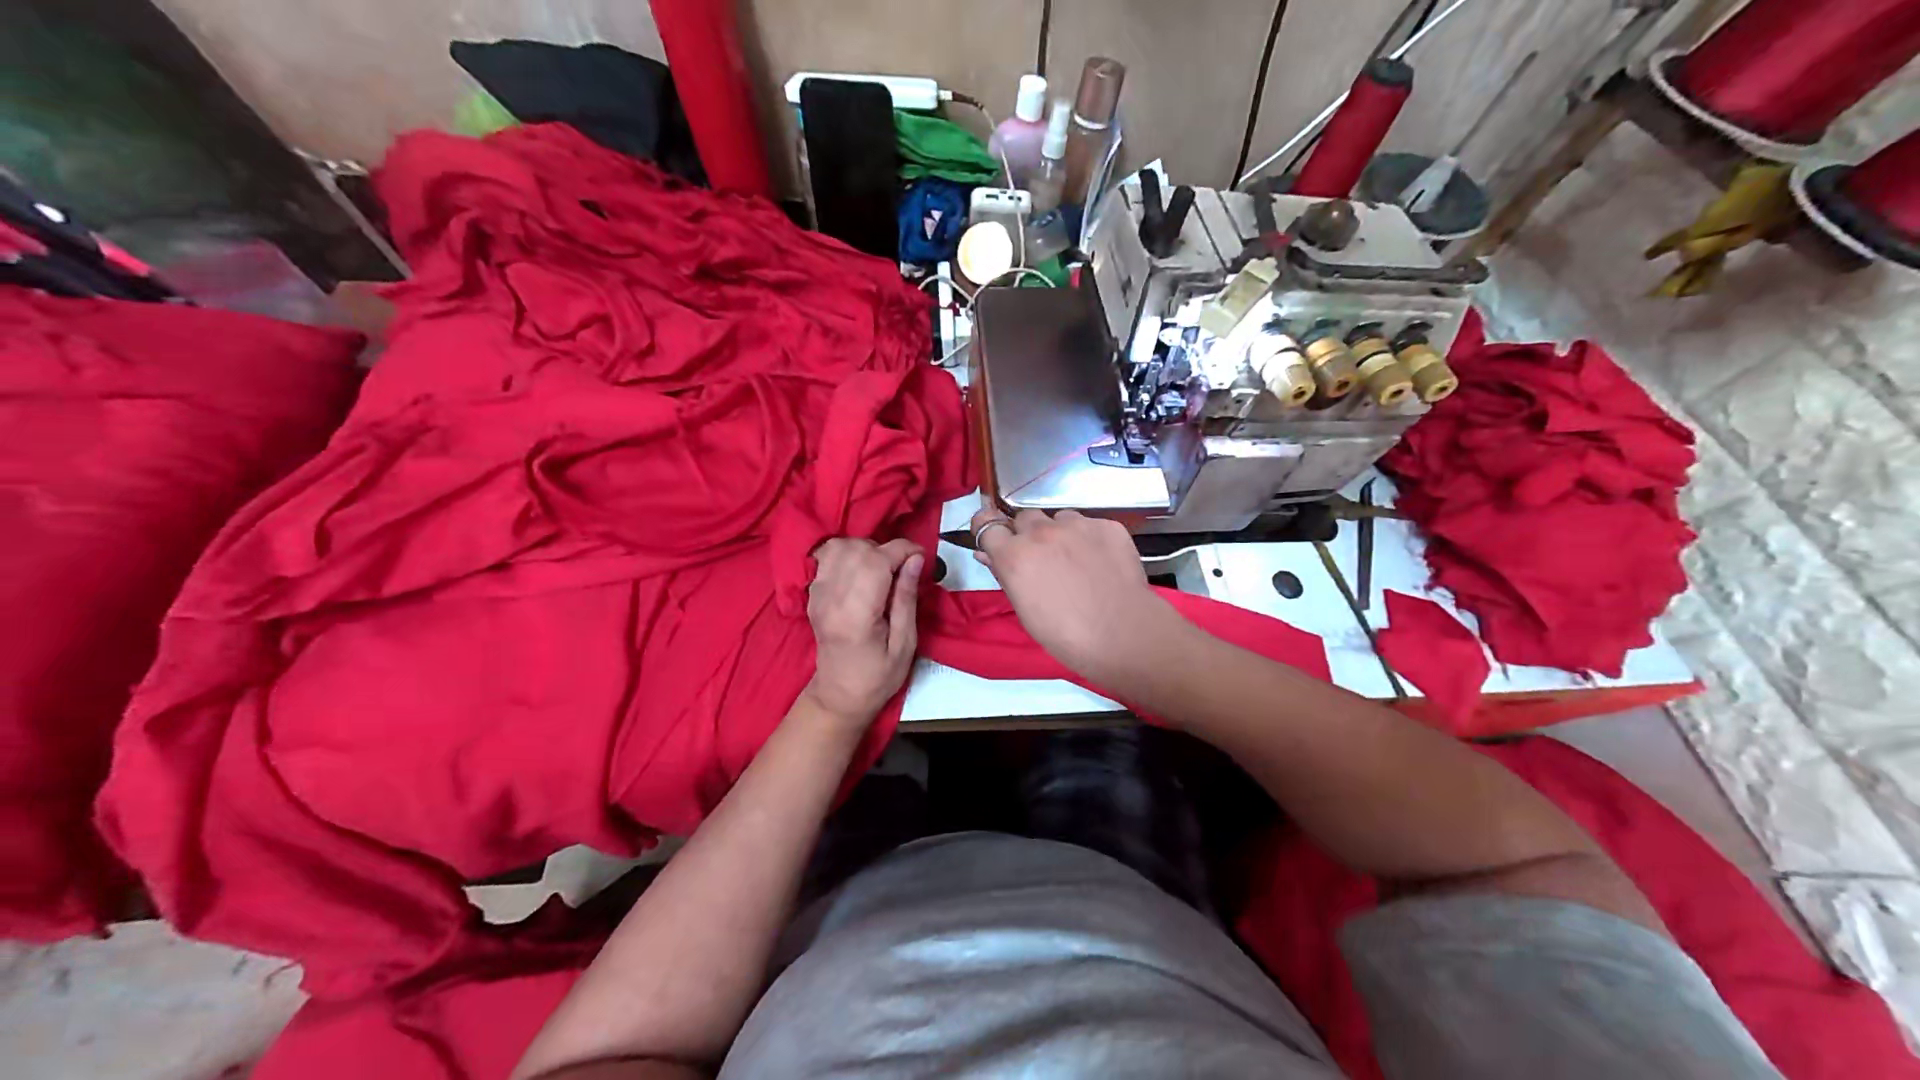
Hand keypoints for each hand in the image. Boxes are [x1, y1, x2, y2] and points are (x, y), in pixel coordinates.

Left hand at [801, 537, 923, 728]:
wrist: (838, 695)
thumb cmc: (878, 677)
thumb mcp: (905, 644)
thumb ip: (907, 599)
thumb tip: (915, 560)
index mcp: (856, 614)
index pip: (877, 561)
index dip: (903, 550)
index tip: (921, 557)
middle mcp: (831, 598)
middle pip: (857, 549)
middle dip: (885, 550)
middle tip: (901, 569)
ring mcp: (817, 594)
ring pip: (839, 546)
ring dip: (865, 549)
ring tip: (880, 569)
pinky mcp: (812, 593)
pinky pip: (827, 557)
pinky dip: (847, 555)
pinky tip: (861, 572)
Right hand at [970, 508, 1184, 685]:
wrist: (1122, 634)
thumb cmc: (1064, 635)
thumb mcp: (1024, 609)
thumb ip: (1004, 574)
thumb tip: (988, 555)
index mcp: (1014, 554)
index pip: (988, 524)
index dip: (990, 529)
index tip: (995, 537)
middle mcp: (1042, 532)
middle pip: (1024, 517)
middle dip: (1027, 533)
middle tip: (1040, 558)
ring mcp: (1077, 525)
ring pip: (1059, 518)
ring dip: (1060, 533)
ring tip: (1074, 560)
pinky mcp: (1107, 526)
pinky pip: (1090, 524)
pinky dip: (1089, 538)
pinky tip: (1099, 562)